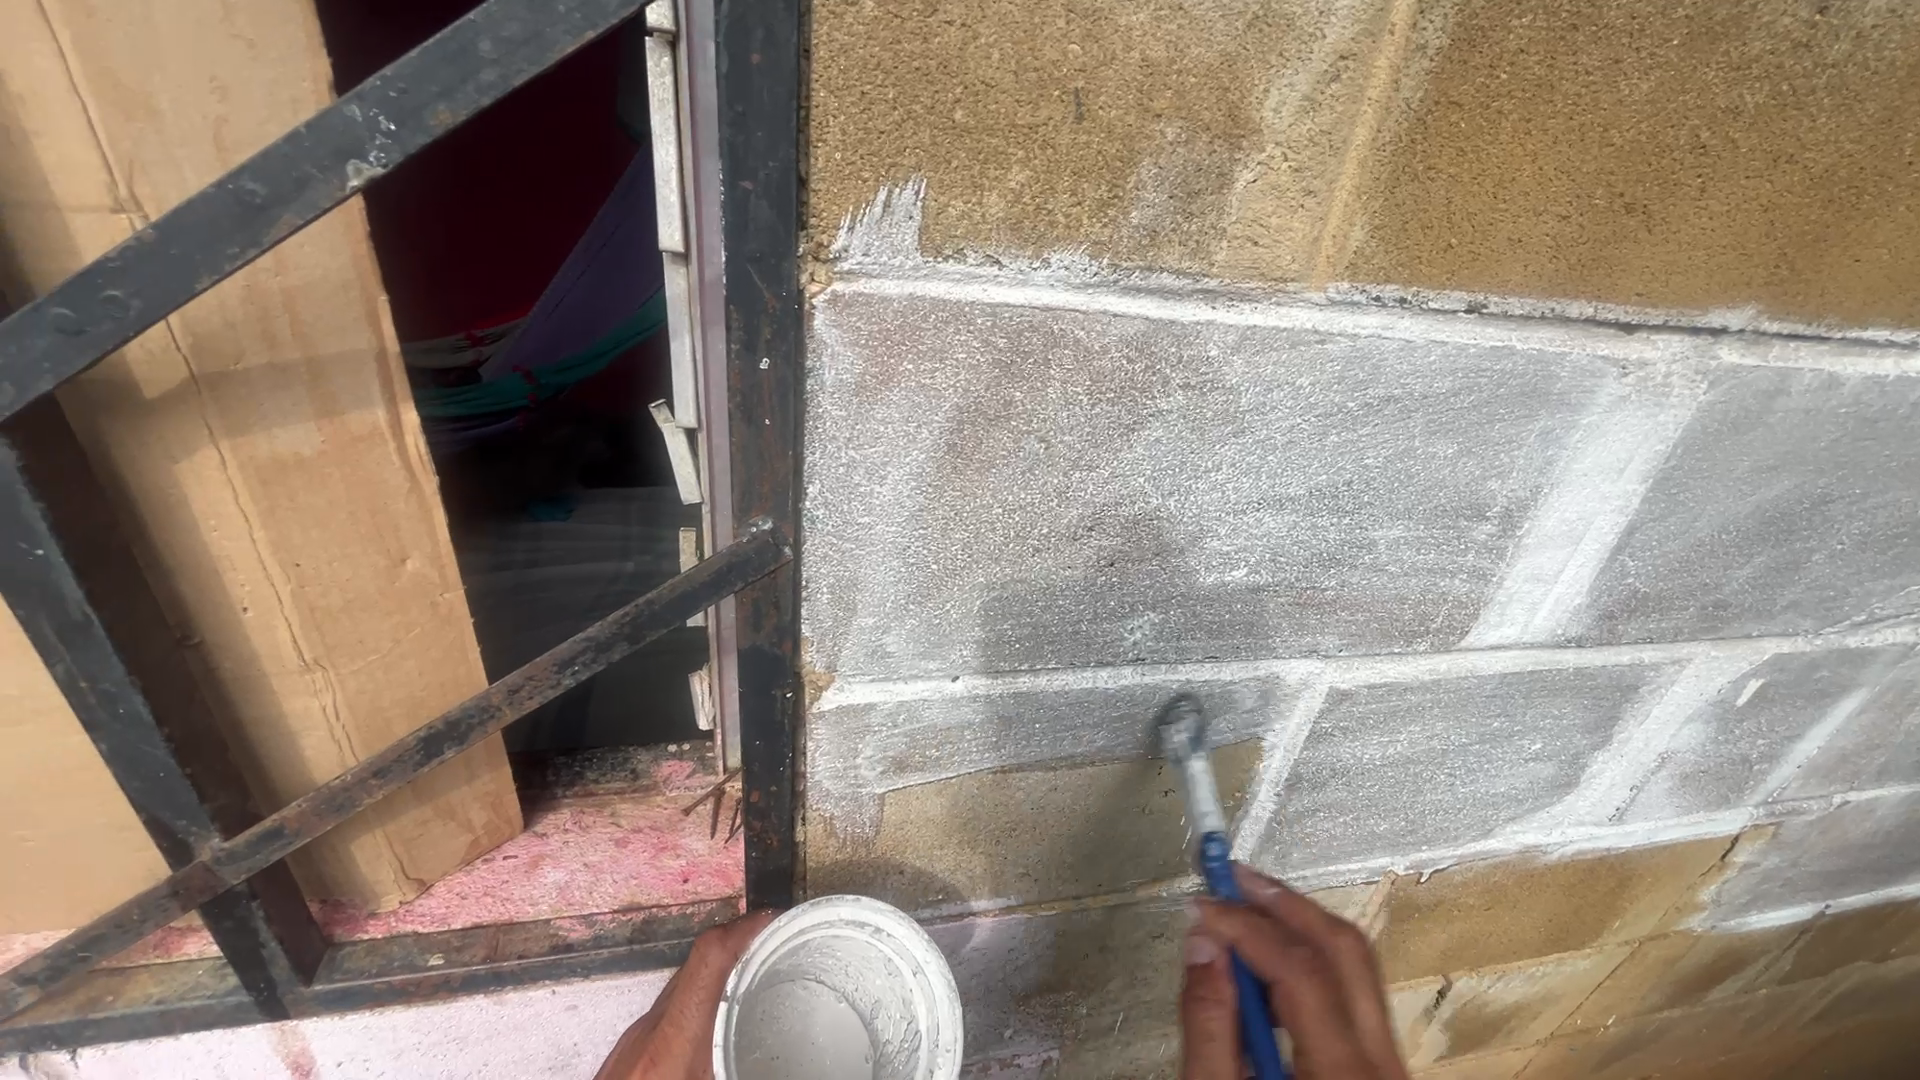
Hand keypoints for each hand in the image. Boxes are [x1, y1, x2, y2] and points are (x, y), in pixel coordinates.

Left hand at [595, 910, 778, 1079]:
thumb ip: (741, 1067)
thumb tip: (789, 1062)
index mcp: (673, 1047)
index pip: (709, 957)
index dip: (746, 927)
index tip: (780, 919)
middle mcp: (647, 1035)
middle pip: (696, 964)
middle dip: (740, 946)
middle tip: (781, 950)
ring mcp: (630, 1045)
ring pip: (681, 989)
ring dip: (719, 978)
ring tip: (757, 990)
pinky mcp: (622, 1061)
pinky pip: (669, 1015)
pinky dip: (699, 1010)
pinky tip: (717, 1039)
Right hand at [1183, 866, 1410, 1079]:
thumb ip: (1208, 1023)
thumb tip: (1202, 939)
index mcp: (1345, 1076)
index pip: (1302, 971)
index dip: (1246, 925)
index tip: (1199, 904)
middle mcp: (1384, 1064)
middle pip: (1344, 949)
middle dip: (1282, 901)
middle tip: (1228, 876)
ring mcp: (1390, 1063)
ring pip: (1352, 963)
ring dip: (1293, 924)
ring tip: (1238, 908)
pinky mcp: (1380, 1063)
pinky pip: (1349, 988)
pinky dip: (1304, 957)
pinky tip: (1260, 961)